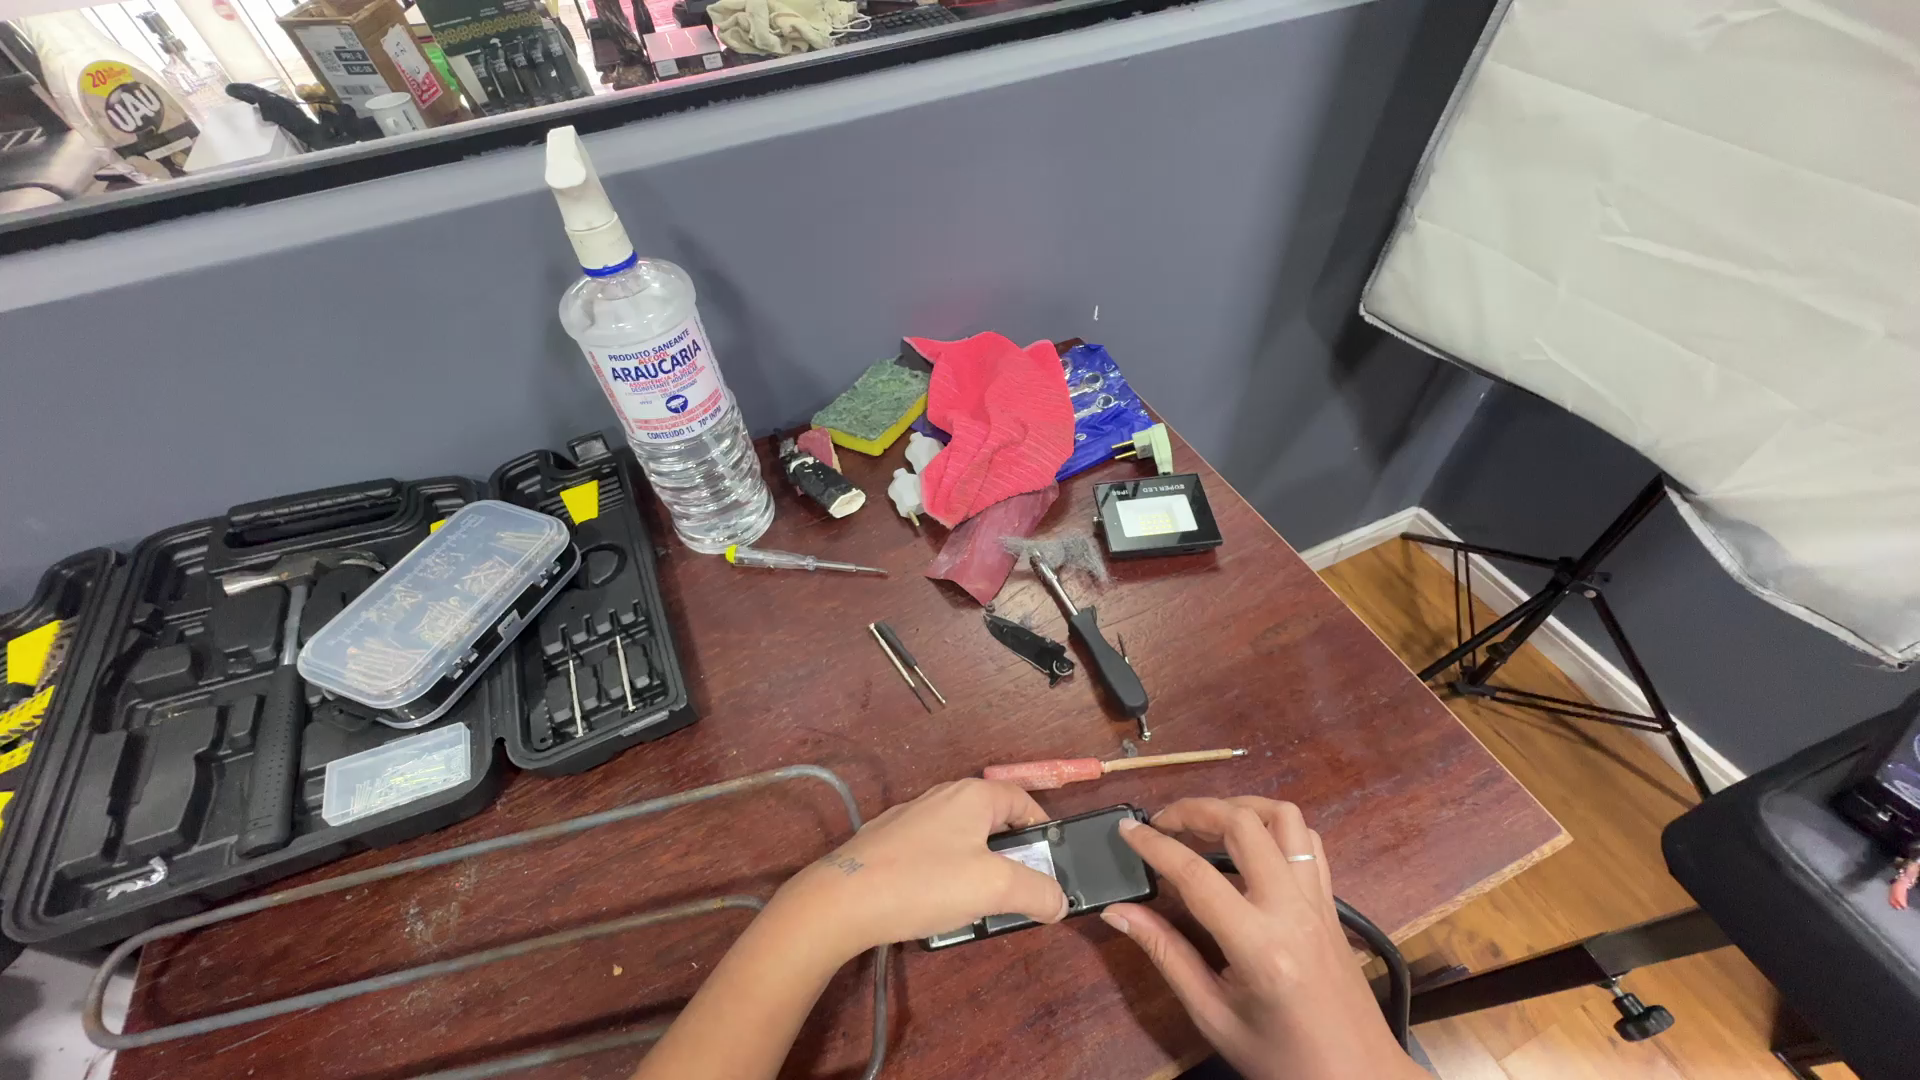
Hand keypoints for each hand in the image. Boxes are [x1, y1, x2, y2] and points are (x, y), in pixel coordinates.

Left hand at [771, 778, 1069, 961]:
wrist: (845, 898)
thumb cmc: (926, 882)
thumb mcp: (994, 888)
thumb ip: (1036, 891)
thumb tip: (1059, 900)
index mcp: (973, 795)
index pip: (1024, 800)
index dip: (1043, 831)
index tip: (1050, 865)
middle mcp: (944, 796)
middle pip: (993, 820)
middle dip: (1011, 856)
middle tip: (1018, 891)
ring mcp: (914, 817)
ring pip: (963, 839)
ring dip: (979, 869)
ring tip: (980, 905)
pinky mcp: (891, 841)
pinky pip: (935, 853)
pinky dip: (948, 874)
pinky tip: (939, 904)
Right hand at [1101, 797, 1418, 1079]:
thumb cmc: (1282, 1060)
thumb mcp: (1213, 1016)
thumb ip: (1165, 954)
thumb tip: (1118, 912)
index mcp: (1259, 946)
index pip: (1195, 874)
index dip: (1153, 845)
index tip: (1125, 830)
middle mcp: (1292, 909)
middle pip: (1242, 824)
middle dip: (1194, 810)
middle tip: (1162, 823)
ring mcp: (1318, 900)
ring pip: (1284, 818)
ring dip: (1239, 807)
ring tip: (1206, 823)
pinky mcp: (1332, 901)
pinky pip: (1307, 840)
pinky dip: (1273, 826)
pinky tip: (1248, 845)